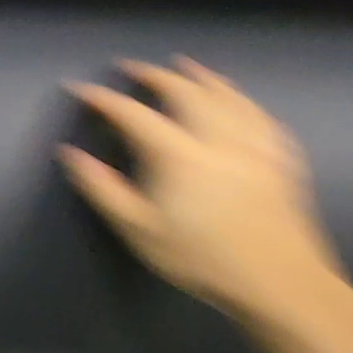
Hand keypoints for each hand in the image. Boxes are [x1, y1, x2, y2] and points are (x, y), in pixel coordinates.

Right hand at [60, 58, 344, 320]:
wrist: (281, 284)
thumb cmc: (198, 257)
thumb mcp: (136, 228)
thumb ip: (101, 188)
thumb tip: (70, 154)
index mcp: (180, 157)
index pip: (136, 116)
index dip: (105, 99)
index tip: (79, 88)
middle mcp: (221, 143)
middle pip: (190, 95)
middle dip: (158, 77)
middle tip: (133, 67)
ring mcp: (258, 152)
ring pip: (233, 101)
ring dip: (206, 79)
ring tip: (188, 67)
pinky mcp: (282, 165)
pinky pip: (263, 121)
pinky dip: (245, 104)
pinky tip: (239, 103)